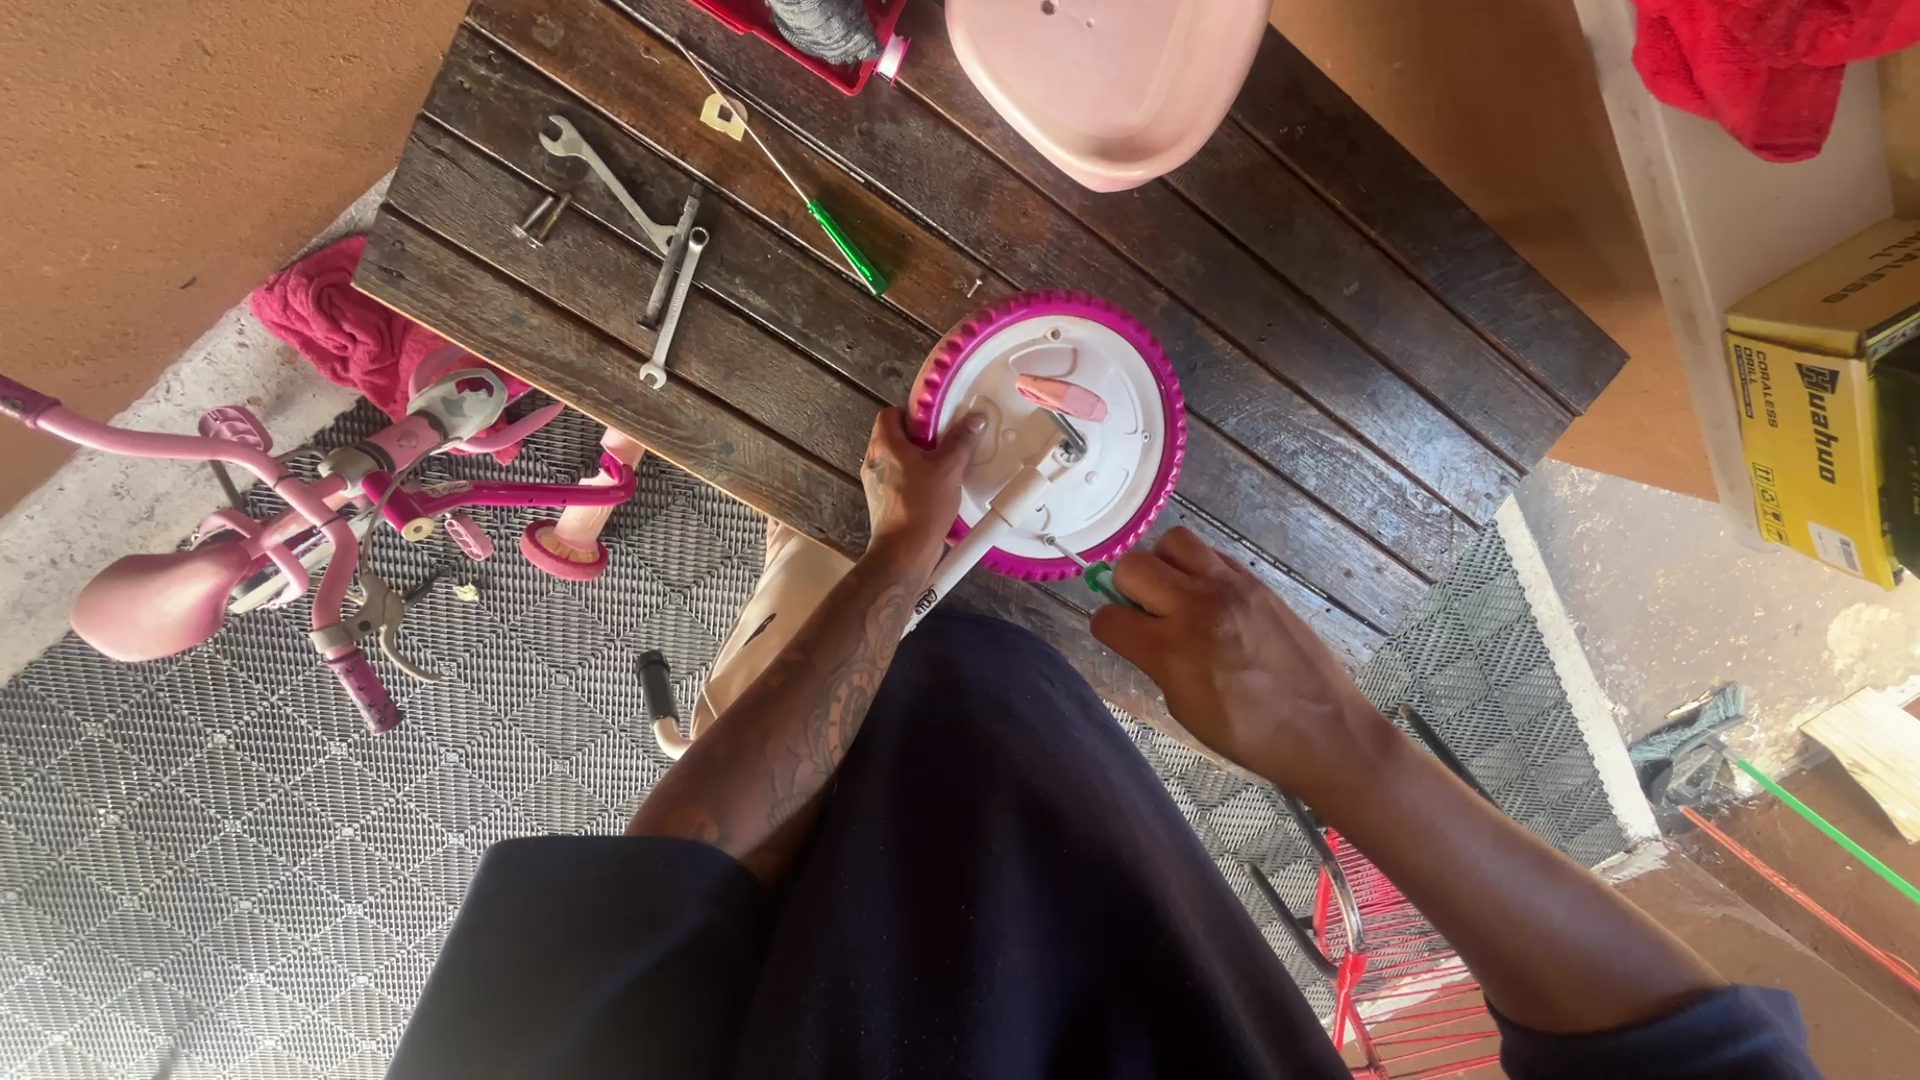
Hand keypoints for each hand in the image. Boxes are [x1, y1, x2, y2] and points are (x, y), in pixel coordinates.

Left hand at [860, 406, 985, 579]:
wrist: (904, 552)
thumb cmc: (922, 506)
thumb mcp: (949, 468)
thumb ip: (962, 440)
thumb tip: (975, 418)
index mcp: (884, 444)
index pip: (890, 413)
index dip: (913, 413)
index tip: (936, 421)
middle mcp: (874, 461)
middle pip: (895, 436)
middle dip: (921, 438)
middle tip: (945, 443)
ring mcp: (876, 484)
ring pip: (898, 460)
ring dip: (920, 461)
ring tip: (945, 467)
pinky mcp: (883, 503)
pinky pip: (899, 481)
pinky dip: (916, 480)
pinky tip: (937, 490)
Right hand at [1089, 527, 1391, 797]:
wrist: (1324, 729)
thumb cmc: (1246, 734)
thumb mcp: (1182, 706)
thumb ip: (1153, 659)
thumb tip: (1137, 628)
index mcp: (1172, 651)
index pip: (1108, 617)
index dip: (1107, 628)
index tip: (1120, 636)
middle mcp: (1196, 608)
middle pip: (1132, 566)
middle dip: (1125, 587)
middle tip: (1145, 610)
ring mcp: (1229, 588)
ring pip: (1171, 541)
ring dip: (1162, 564)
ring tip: (1175, 591)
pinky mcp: (1256, 581)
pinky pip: (1210, 552)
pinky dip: (1197, 567)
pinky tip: (1208, 594)